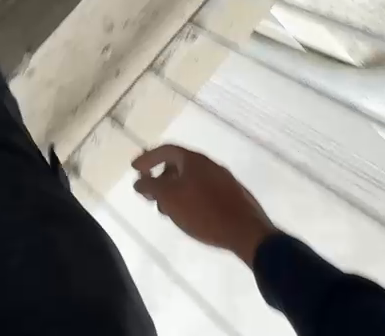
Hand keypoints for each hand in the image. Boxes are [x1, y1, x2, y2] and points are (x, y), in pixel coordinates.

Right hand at [132, 144, 278, 264]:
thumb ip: (150, 187)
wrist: (249, 234)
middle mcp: (210, 165)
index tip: (135, 169)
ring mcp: (225, 181)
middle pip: (179, 166)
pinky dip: (192, 199)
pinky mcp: (236, 197)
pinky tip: (192, 216)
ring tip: (171, 211)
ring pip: (193, 181)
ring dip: (177, 192)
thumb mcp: (169, 198)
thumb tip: (138, 181)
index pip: (165, 150)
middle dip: (162, 179)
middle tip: (153, 196)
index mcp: (193, 159)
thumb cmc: (204, 211)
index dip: (147, 158)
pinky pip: (206, 192)